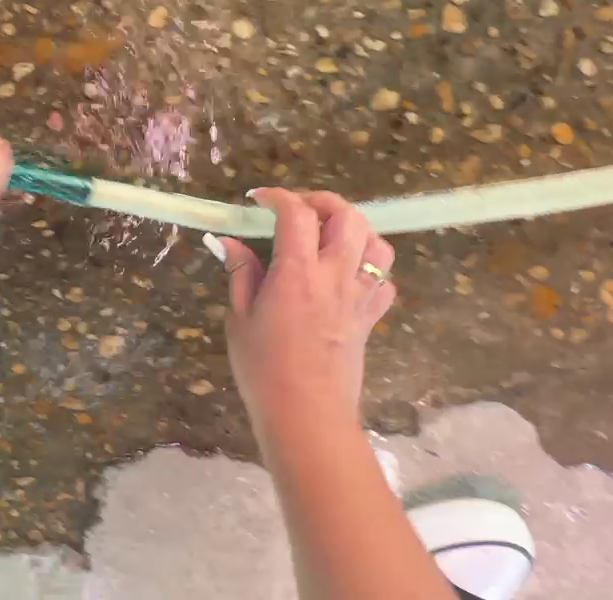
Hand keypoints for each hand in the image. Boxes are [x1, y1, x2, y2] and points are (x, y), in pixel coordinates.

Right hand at [211, 189, 395, 439]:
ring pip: (376, 243)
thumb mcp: (239, 316)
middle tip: (296, 210)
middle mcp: (333, 276)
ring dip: (353, 229)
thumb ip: (241, 271)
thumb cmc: (263, 368)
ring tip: (327, 236)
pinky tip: (346, 274)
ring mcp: (358, 297)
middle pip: (347, 216)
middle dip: (321, 201)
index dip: (277, 196)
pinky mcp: (370, 318)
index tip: (257, 199)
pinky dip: (369, 267)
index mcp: (296, 272)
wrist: (307, 416)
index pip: (296, 213)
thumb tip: (228, 240)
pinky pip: (384, 281)